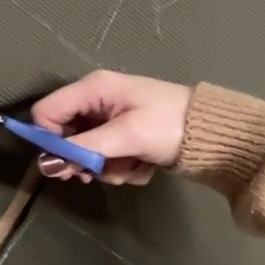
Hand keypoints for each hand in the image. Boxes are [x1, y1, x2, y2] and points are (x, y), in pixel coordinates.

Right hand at [30, 70, 192, 184]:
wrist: (218, 135)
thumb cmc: (170, 125)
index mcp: (93, 89)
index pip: (46, 112)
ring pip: (88, 152)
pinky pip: (108, 158)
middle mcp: (97, 101)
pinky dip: (122, 167)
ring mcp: (111, 120)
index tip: (65, 165)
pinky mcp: (125, 137)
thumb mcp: (126, 136)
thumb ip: (84, 149)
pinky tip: (143, 165)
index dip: (49, 139)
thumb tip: (45, 163)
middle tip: (94, 175)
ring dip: (107, 167)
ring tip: (132, 166)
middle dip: (82, 159)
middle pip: (66, 135)